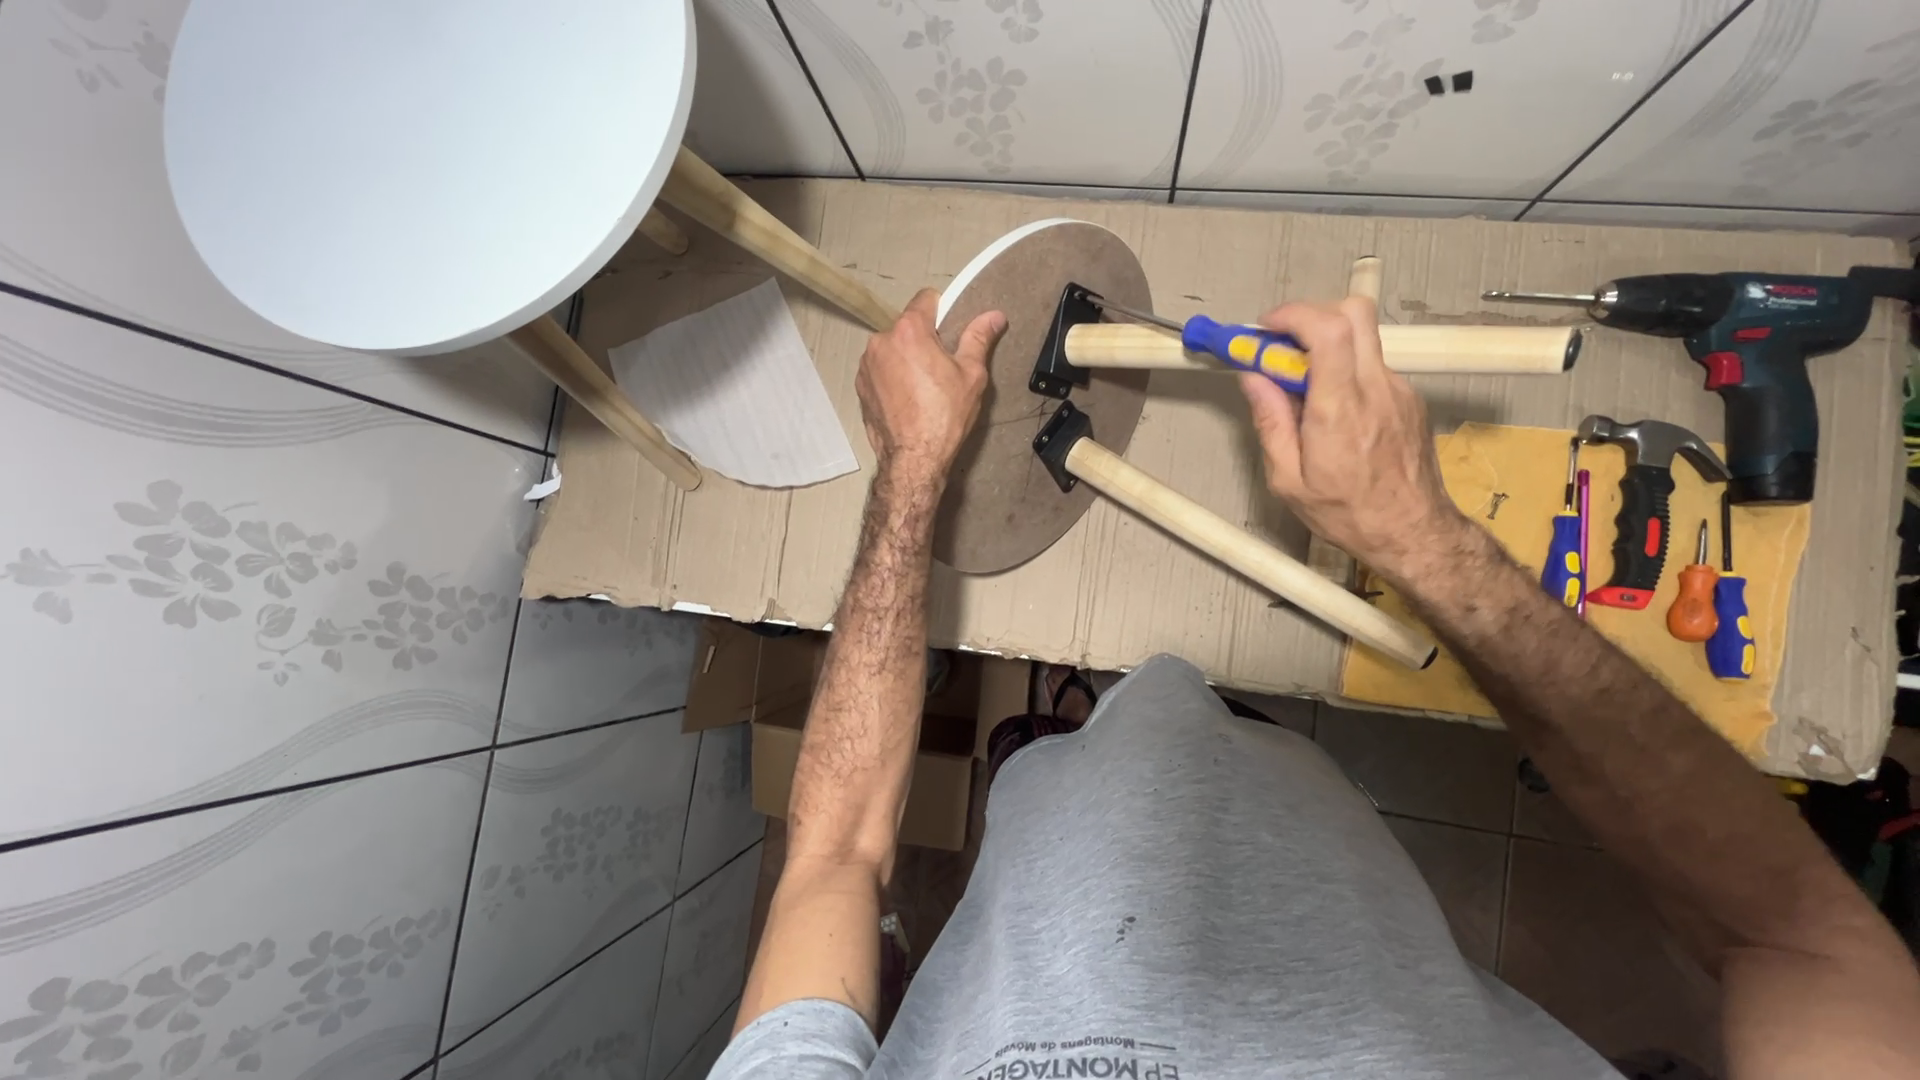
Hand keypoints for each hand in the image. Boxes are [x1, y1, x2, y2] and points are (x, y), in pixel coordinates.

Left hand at [855, 288, 1006, 484]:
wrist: (914, 459)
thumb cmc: (944, 417)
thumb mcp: (971, 376)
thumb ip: (979, 339)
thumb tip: (994, 317)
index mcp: (909, 331)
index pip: (926, 299)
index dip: (943, 311)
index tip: (951, 331)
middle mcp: (881, 342)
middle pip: (908, 327)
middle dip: (924, 340)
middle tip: (942, 368)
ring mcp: (866, 366)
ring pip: (892, 349)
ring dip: (906, 359)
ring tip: (924, 388)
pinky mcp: (861, 387)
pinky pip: (880, 371)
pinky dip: (893, 378)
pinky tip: (908, 400)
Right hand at [1238, 298, 1469, 585]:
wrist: (1413, 532)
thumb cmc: (1349, 513)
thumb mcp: (1288, 480)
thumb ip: (1270, 422)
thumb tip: (1253, 380)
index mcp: (1340, 410)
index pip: (1328, 330)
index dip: (1292, 315)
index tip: (1265, 329)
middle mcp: (1375, 389)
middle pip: (1352, 313)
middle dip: (1307, 317)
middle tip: (1279, 346)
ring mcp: (1398, 390)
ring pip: (1360, 338)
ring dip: (1323, 348)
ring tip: (1298, 388)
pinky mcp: (1407, 397)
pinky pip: (1370, 365)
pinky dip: (1342, 370)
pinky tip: (1328, 408)